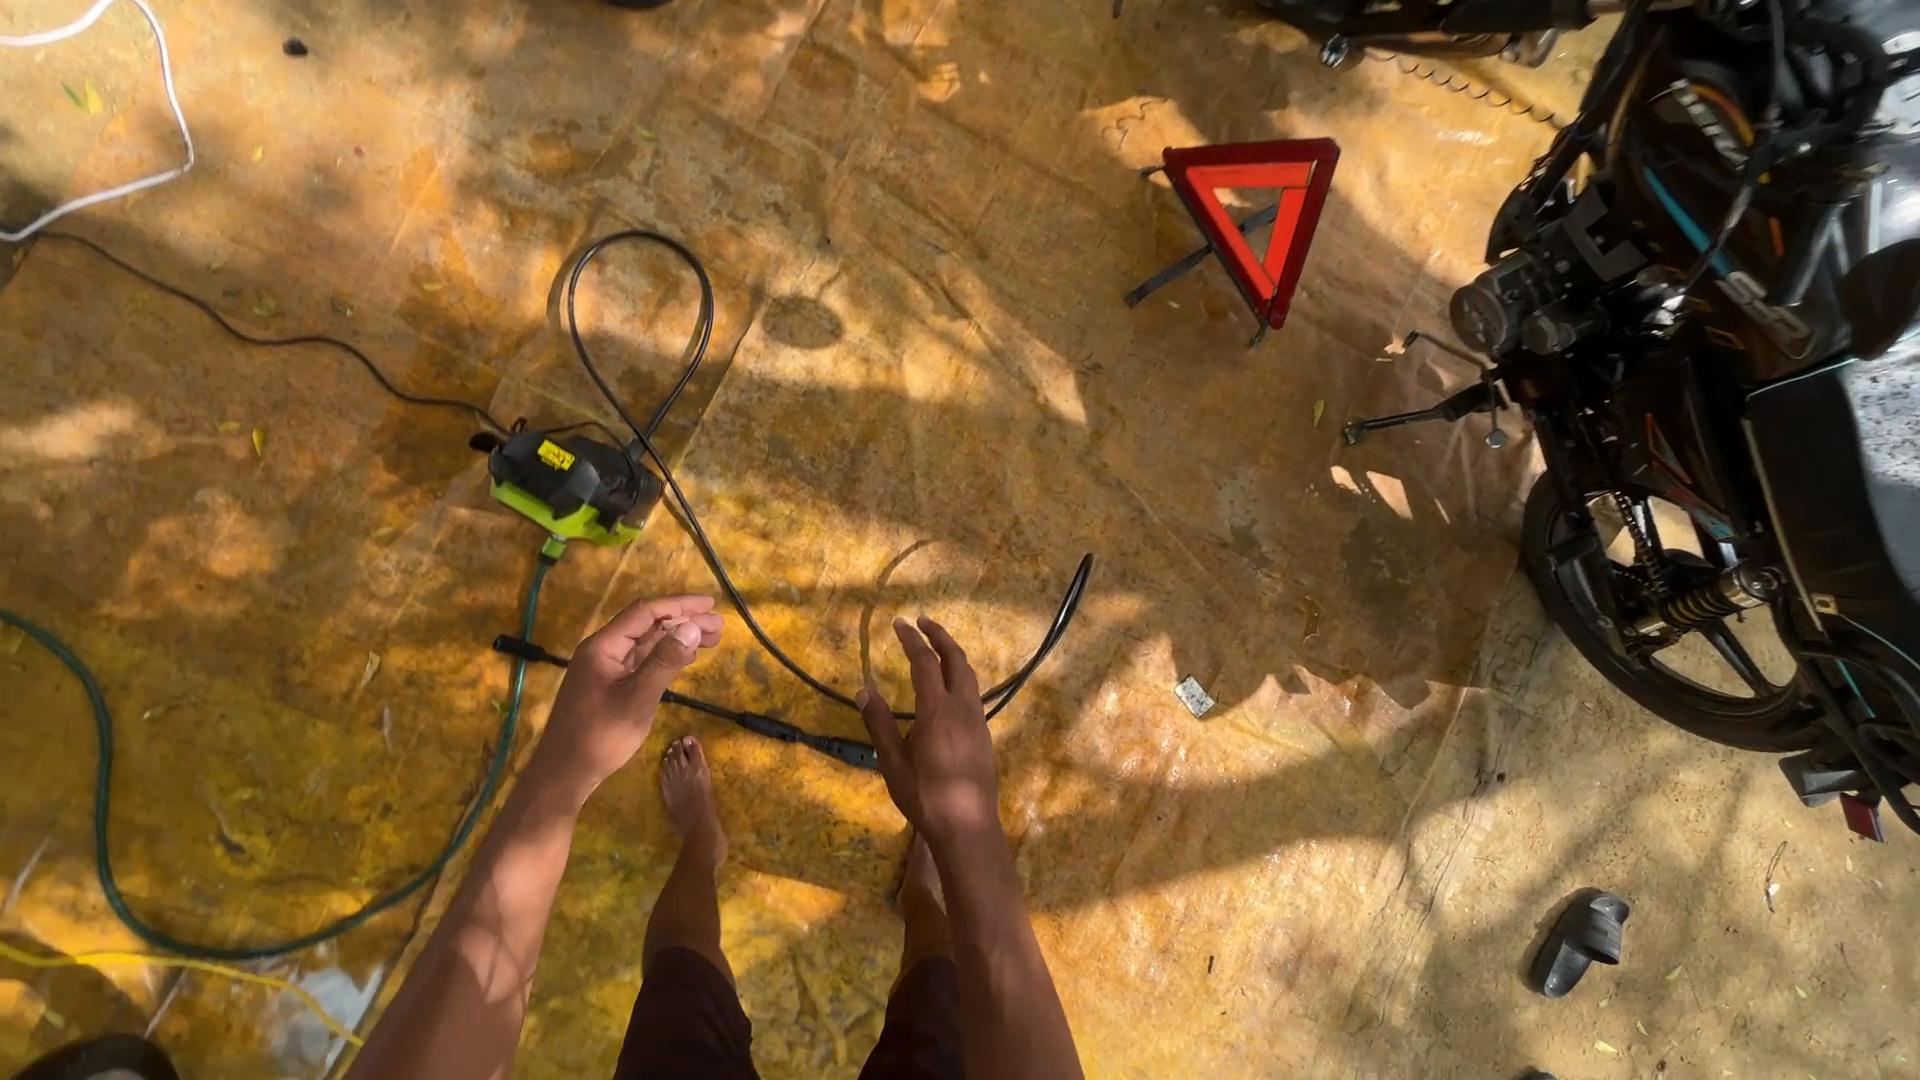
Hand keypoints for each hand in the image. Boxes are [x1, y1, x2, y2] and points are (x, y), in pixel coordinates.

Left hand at [534, 595, 722, 799]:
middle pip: (648, 624)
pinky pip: (642, 659)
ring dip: (677, 637)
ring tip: (711, 640)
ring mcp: (606, 667)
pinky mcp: (611, 684)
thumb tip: (693, 626)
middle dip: (683, 621)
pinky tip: (686, 658)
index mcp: (603, 646)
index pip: (646, 612)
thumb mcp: (638, 697)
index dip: (680, 605)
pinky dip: (666, 654)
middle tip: (718, 626)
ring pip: (647, 642)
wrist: (566, 773)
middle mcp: (603, 650)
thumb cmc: (601, 736)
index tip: (711, 605)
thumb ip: (666, 661)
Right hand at [858, 616, 1000, 842]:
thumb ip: (880, 725)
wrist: (968, 827)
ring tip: (937, 645)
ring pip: (969, 674)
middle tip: (922, 621)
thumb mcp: (893, 764)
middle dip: (939, 635)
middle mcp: (962, 707)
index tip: (900, 623)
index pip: (924, 662)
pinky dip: (961, 673)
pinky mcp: (984, 732)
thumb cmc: (925, 798)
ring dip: (953, 653)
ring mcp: (978, 719)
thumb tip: (864, 690)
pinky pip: (974, 691)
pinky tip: (950, 684)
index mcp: (937, 711)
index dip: (911, 639)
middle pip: (955, 659)